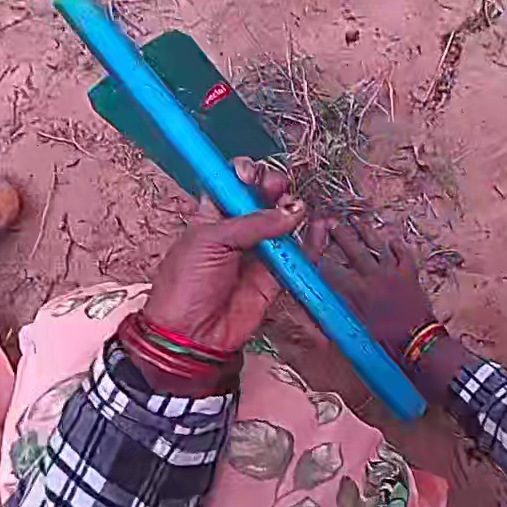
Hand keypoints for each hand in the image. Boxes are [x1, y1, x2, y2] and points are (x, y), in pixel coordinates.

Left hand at [143, 159, 307, 354]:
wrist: (190, 334)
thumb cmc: (187, 282)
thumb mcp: (210, 241)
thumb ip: (252, 223)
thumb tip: (293, 211)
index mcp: (210, 216)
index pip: (231, 186)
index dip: (243, 175)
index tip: (250, 172)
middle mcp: (235, 232)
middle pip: (260, 201)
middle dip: (271, 188)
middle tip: (276, 186)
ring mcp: (255, 254)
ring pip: (281, 225)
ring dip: (292, 210)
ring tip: (297, 206)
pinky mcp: (273, 278)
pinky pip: (297, 255)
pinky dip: (312, 241)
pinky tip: (319, 226)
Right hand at [317, 218, 434, 358]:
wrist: (418, 342)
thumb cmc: (385, 341)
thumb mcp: (355, 328)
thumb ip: (340, 309)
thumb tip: (324, 303)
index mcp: (358, 290)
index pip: (333, 270)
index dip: (320, 261)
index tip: (311, 253)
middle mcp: (374, 276)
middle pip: (354, 250)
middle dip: (341, 235)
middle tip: (331, 222)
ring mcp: (393, 273)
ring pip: (378, 247)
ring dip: (366, 233)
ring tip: (356, 221)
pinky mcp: (410, 275)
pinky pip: (403, 255)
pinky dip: (397, 247)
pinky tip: (392, 240)